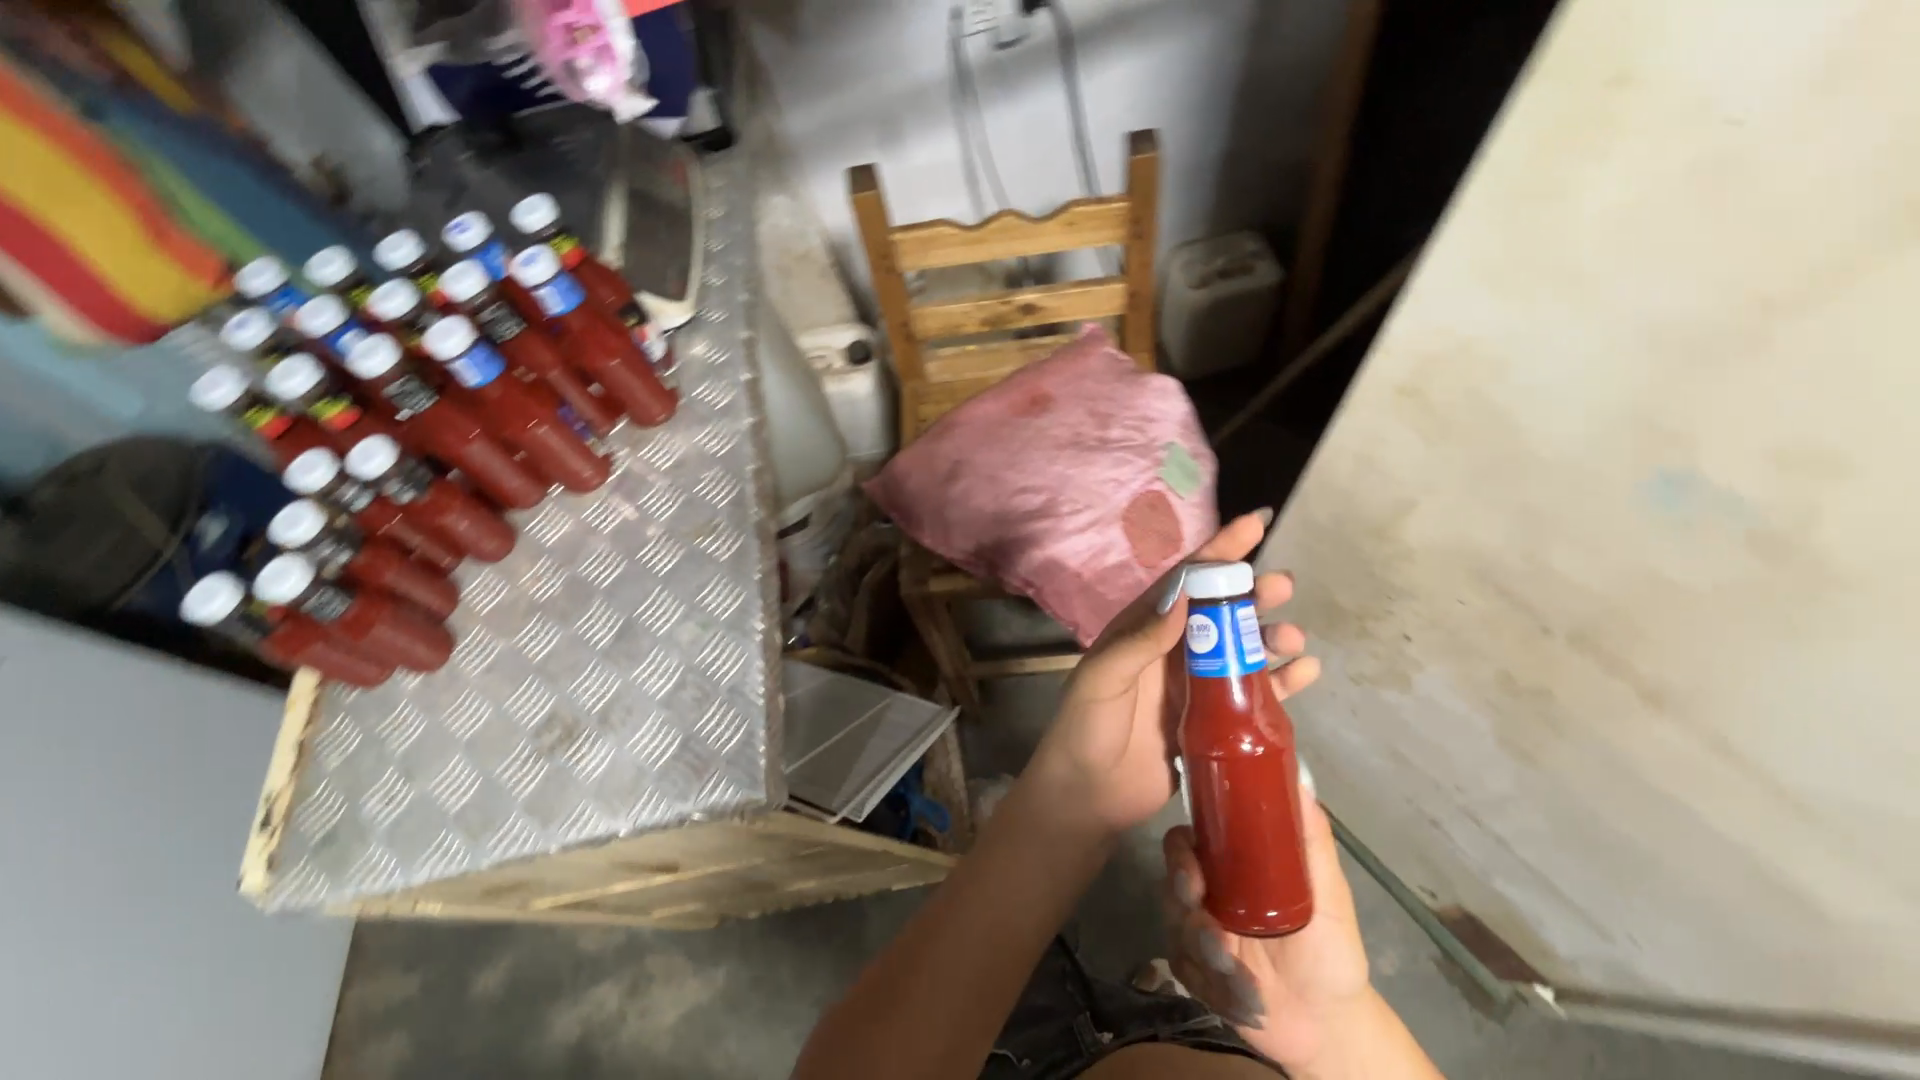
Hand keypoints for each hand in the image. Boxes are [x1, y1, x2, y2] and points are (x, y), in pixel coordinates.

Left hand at [1024, 509, 1321, 833]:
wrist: (1088, 798)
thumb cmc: (1087, 731)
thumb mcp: (1102, 679)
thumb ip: (1140, 640)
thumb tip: (1185, 596)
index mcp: (1141, 632)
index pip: (1184, 582)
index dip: (1218, 551)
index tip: (1256, 524)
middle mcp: (1169, 652)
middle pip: (1218, 612)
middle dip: (1251, 594)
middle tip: (1285, 585)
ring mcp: (1192, 687)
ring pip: (1240, 650)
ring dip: (1269, 637)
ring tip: (1295, 635)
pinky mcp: (1211, 722)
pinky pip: (1251, 694)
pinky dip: (1280, 682)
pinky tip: (1304, 673)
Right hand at [1163, 766, 1373, 1072]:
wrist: (1327, 1024)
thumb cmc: (1331, 952)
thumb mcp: (1329, 894)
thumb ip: (1312, 839)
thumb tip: (1298, 776)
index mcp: (1231, 870)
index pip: (1184, 845)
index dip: (1180, 856)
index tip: (1195, 876)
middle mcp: (1207, 897)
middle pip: (1170, 890)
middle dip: (1188, 916)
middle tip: (1216, 939)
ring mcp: (1196, 937)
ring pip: (1174, 934)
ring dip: (1208, 960)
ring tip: (1245, 983)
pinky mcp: (1194, 976)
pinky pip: (1184, 974)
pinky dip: (1214, 989)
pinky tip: (1245, 1002)